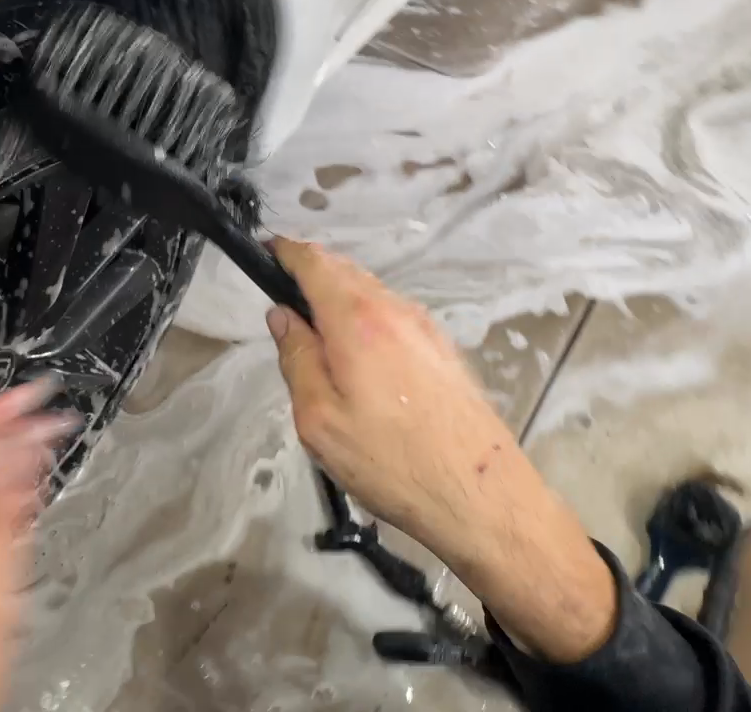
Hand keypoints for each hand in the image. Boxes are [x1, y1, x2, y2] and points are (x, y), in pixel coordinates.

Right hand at [266, 239, 616, 663]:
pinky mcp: (444, 350)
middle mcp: (394, 311)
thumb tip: (282, 316)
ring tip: (317, 328)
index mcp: (357, 321)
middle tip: (284, 297)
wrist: (485, 499)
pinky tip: (359, 351)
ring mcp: (426, 328)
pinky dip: (365, 314)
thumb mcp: (319, 419)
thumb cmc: (391, 461)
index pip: (315, 263)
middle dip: (311, 271)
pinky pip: (392, 314)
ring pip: (371, 291)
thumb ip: (296, 358)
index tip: (265, 250)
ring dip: (339, 294)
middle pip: (344, 270)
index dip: (286, 251)